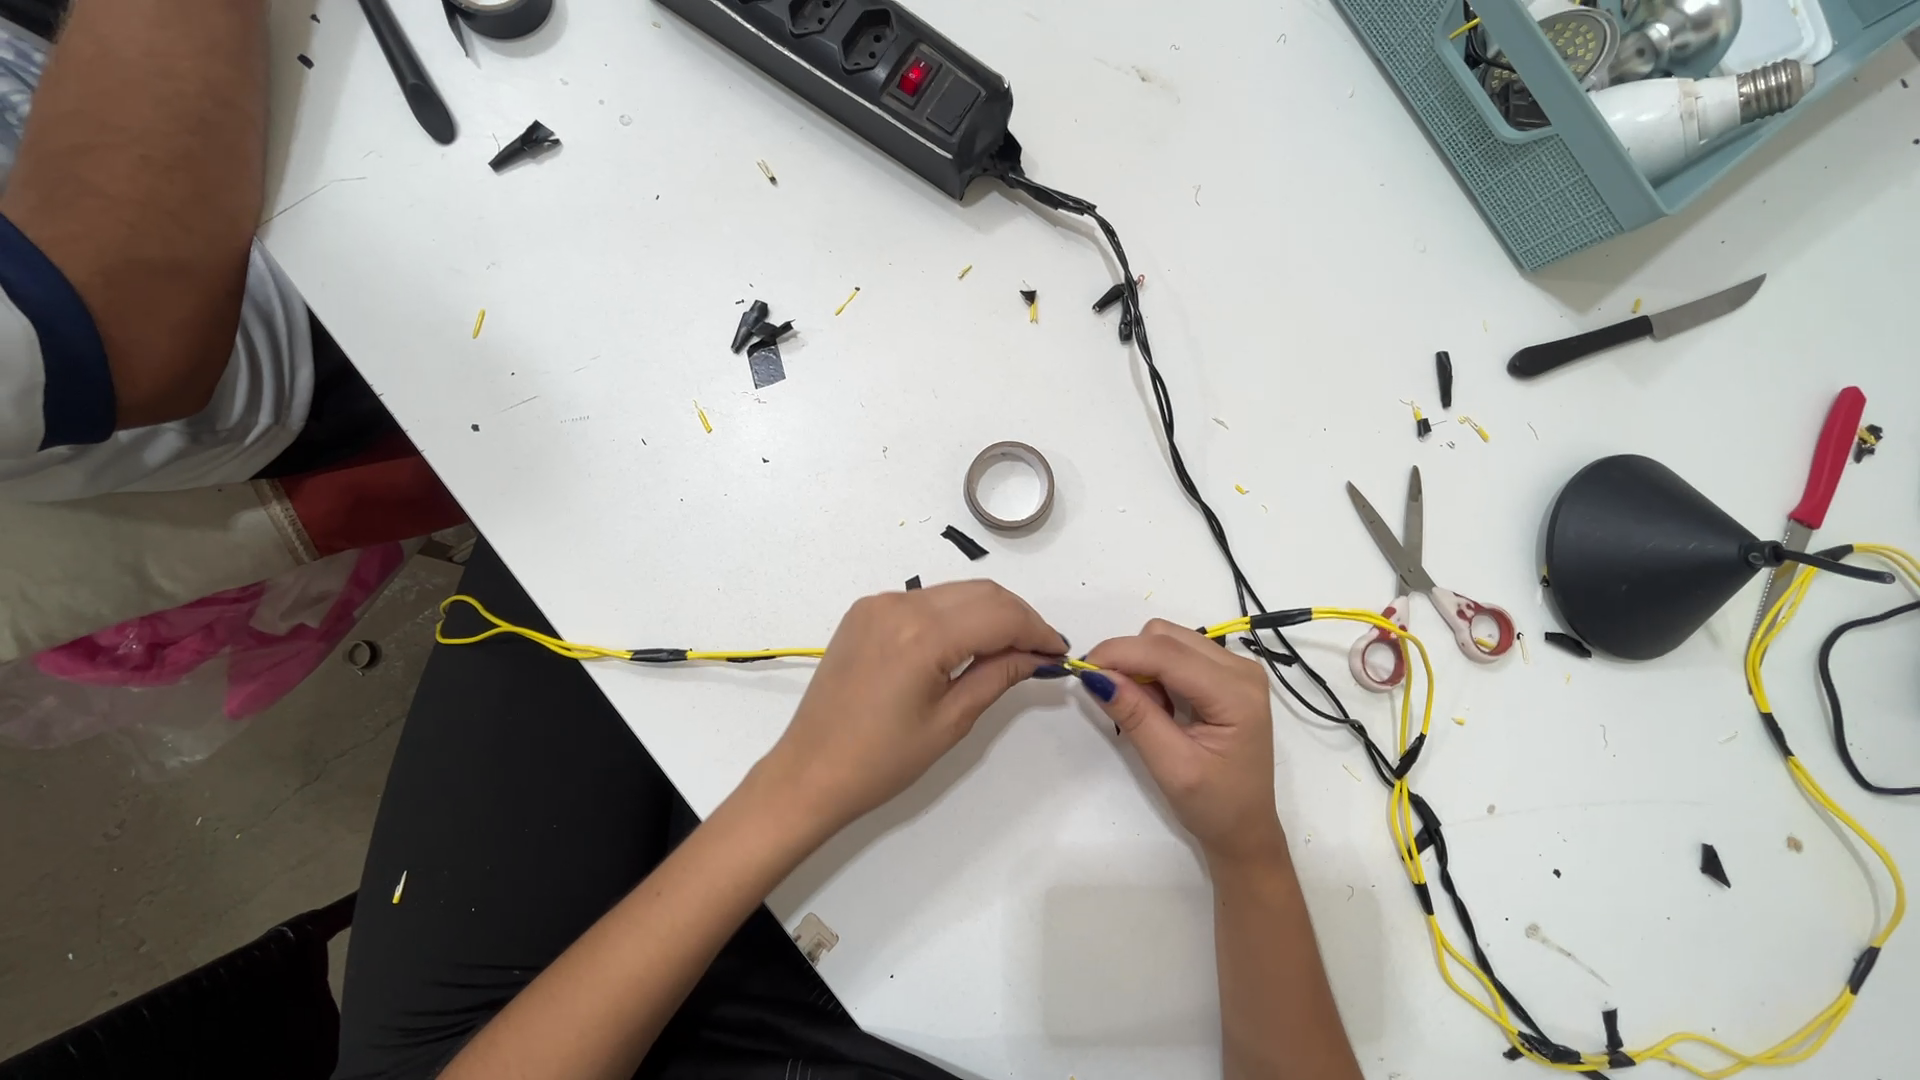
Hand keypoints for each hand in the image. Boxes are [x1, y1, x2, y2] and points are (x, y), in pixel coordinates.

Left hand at [758, 581, 1067, 834]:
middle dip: (1017, 617)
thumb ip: (998, 676)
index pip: (1000, 615)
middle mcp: (900, 604)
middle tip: (1040, 651)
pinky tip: (966, 644)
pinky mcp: (864, 611)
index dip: (1037, 630)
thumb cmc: (881, 760)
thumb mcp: (950, 721)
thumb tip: (1038, 655)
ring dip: (987, 613)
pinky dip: (954, 615)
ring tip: (1010, 650)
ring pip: (954, 592)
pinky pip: (924, 600)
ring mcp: (878, 604)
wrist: (809, 772)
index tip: (1060, 652)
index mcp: (923, 634)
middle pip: (981, 593)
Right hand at [1080, 620, 1284, 864]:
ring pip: (1168, 639)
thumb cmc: (1215, 805)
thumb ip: (1135, 716)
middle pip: (1165, 636)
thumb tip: (1095, 676)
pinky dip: (1155, 672)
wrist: (1245, 828)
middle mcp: (1240, 668)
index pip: (1166, 653)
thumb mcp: (1171, 766)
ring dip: (1143, 667)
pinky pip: (1176, 652)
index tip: (1081, 671)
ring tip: (1150, 712)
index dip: (1119, 653)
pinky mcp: (1224, 673)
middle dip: (1131, 661)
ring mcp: (1235, 668)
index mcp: (1236, 693)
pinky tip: (1162, 707)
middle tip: (1123, 706)